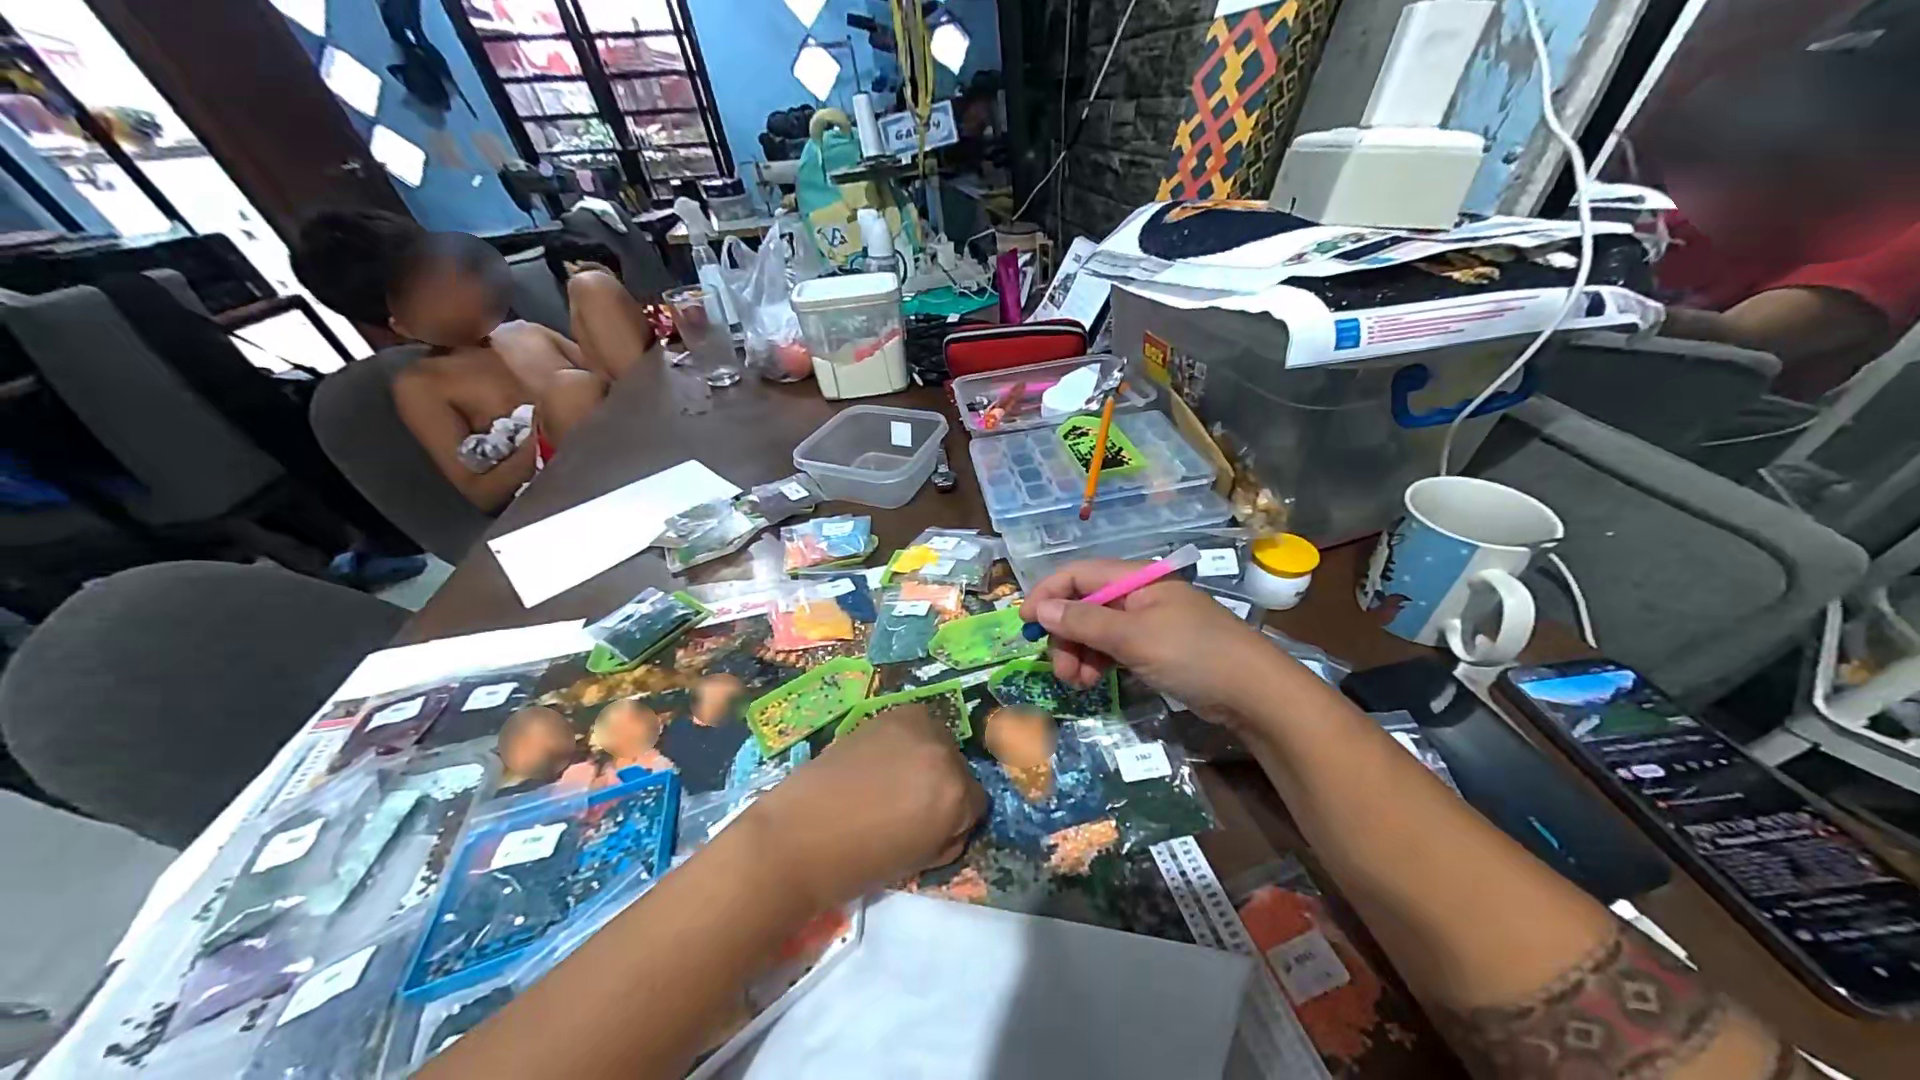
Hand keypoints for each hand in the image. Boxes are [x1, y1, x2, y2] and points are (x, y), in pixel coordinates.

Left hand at [742, 705, 983, 907]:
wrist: (797, 838)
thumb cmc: (858, 864)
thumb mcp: (920, 859)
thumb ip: (946, 832)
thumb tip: (950, 820)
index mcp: (956, 795)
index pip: (977, 803)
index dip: (954, 822)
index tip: (933, 832)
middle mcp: (943, 754)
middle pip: (959, 767)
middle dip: (942, 785)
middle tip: (911, 806)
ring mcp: (913, 728)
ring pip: (937, 741)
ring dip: (924, 757)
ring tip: (892, 780)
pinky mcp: (884, 716)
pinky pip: (911, 725)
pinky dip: (903, 740)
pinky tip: (878, 762)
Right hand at [1019, 559, 1283, 726]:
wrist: (1255, 693)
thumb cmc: (1193, 654)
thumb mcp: (1133, 637)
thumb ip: (1084, 621)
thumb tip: (1040, 608)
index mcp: (1136, 579)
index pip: (1078, 574)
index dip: (1048, 594)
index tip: (1025, 623)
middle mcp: (1139, 595)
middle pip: (1084, 604)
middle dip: (1066, 634)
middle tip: (1061, 669)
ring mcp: (1148, 623)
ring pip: (1096, 630)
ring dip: (1080, 653)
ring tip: (1079, 682)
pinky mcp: (1155, 648)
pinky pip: (1114, 648)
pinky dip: (1099, 662)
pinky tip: (1094, 682)